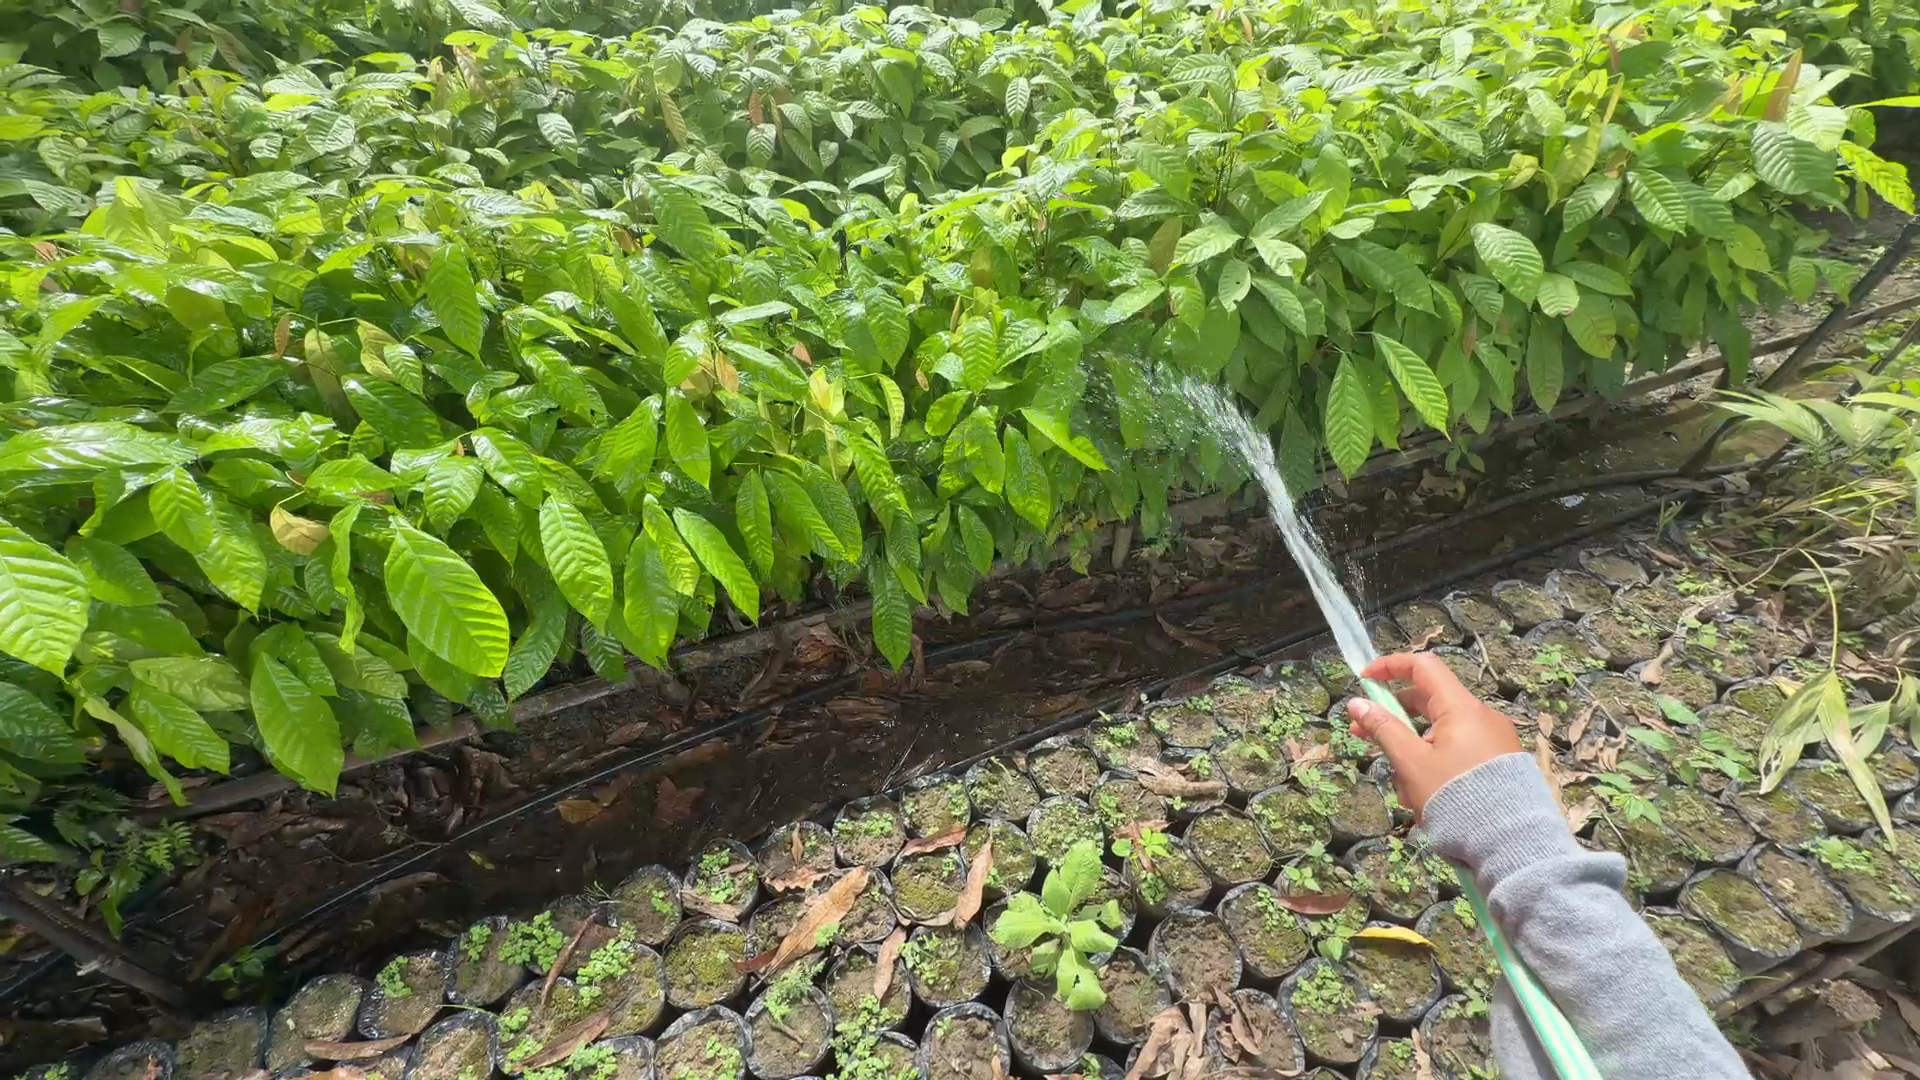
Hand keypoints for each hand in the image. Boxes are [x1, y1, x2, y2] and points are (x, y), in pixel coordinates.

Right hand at [1345, 652, 1522, 817]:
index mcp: (1461, 709)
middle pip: (1428, 701)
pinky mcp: (1499, 766)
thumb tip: (1357, 703)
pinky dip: (1433, 763)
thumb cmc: (1456, 796)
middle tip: (1364, 736)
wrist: (1514, 847)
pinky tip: (1425, 796)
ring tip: (1402, 786)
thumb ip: (1382, 728)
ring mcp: (1493, 742)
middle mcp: (1481, 718)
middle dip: (1392, 717)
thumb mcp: (1410, 761)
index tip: (1364, 680)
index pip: (1423, 667)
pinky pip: (1457, 751)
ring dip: (1411, 749)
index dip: (1390, 666)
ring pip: (1439, 732)